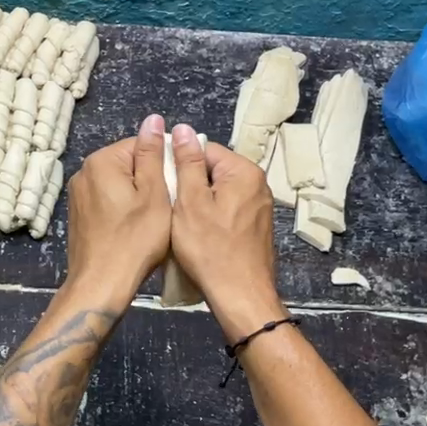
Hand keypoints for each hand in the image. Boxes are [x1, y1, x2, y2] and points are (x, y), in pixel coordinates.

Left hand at [63, 113, 172, 308]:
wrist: (101, 283)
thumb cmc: (136, 239)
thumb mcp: (155, 194)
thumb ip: (153, 155)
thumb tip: (152, 120)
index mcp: (102, 161)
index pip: (140, 145)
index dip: (164, 164)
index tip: (176, 187)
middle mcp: (84, 172)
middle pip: (128, 164)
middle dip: (150, 180)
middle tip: (167, 206)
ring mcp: (77, 195)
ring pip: (118, 184)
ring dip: (137, 196)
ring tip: (152, 220)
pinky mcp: (78, 215)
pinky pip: (107, 201)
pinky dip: (122, 209)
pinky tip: (133, 229)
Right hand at [168, 124, 280, 329]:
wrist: (241, 296)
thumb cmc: (210, 249)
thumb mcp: (189, 202)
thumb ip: (187, 164)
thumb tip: (183, 129)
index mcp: (244, 171)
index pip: (204, 150)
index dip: (181, 166)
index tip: (166, 187)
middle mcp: (258, 183)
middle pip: (213, 170)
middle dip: (191, 185)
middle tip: (173, 209)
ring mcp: (260, 206)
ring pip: (219, 192)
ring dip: (199, 203)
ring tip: (184, 223)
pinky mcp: (257, 226)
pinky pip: (228, 209)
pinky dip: (212, 217)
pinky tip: (201, 236)